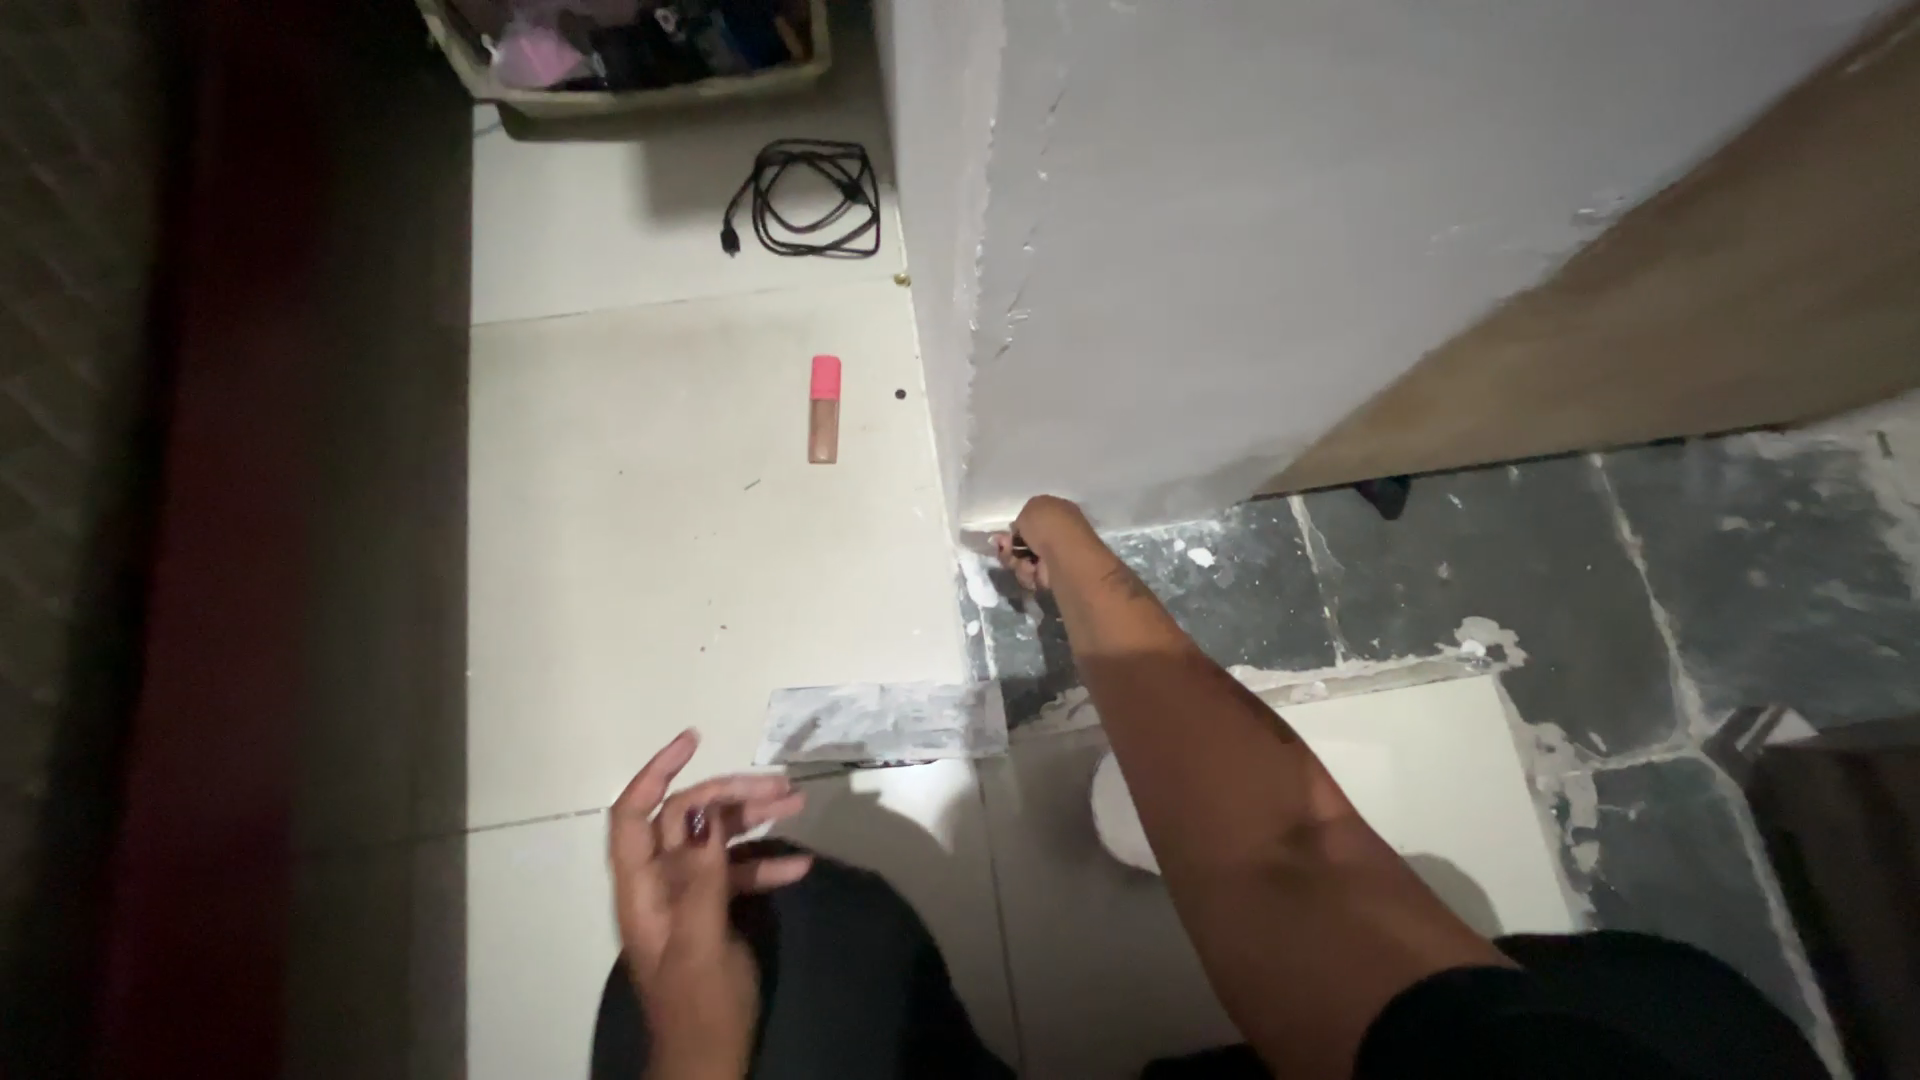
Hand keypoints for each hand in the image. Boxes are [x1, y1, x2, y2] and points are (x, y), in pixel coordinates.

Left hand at [609, 730, 812, 1077]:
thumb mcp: (701, 941)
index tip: (693, 741)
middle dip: (730, 795)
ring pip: (716, 838)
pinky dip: (768, 862)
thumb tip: (703, 812)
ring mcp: (689, 895)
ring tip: (796, 805)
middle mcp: (660, 883)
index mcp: (642, 888)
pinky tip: (802, 864)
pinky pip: (739, 870)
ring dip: (755, 820)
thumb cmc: (699, 1006)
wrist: (711, 1060)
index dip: (656, 773)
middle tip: (778, 787)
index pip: (633, 815)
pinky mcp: (715, 909)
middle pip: (687, 818)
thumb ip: (700, 876)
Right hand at [990, 494, 1098, 591]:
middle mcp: (1058, 534)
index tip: (1006, 532)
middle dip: (1010, 546)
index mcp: (1058, 512)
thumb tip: (1021, 530)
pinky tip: (1031, 569)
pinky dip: (1026, 573)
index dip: (1017, 526)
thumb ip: (1023, 516)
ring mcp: (1055, 557)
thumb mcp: (1031, 507)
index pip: (1033, 519)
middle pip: (1024, 542)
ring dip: (1015, 560)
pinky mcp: (1051, 577)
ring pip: (1022, 559)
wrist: (1063, 554)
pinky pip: (1029, 575)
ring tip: (1022, 560)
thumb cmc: (1048, 524)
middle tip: (1005, 546)